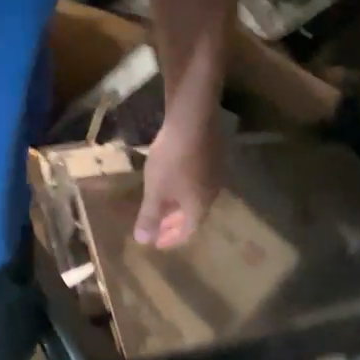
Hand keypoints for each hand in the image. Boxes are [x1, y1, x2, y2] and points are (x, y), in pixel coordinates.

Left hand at [134, 121, 222, 248]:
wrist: (193, 116)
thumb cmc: (172, 159)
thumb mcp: (155, 192)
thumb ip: (149, 217)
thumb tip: (143, 240)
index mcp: (200, 206)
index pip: (187, 232)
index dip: (170, 239)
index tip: (157, 243)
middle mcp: (213, 193)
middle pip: (194, 215)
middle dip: (174, 224)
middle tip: (159, 227)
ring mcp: (216, 172)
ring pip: (196, 197)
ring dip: (179, 206)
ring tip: (163, 206)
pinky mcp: (214, 154)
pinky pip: (198, 181)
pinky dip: (184, 189)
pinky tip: (173, 182)